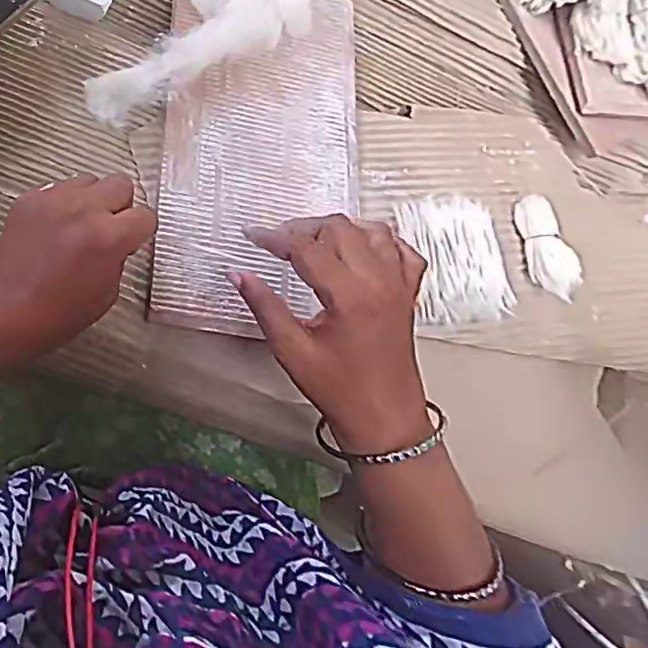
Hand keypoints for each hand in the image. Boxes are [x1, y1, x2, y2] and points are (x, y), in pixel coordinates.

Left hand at [0, 174, 154, 355]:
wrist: (3, 311)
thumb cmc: (56, 314)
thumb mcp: (107, 294)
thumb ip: (119, 258)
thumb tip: (120, 241)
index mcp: (106, 237)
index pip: (145, 215)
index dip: (139, 232)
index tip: (131, 241)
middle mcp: (82, 209)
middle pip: (120, 184)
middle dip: (119, 206)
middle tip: (107, 229)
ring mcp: (52, 200)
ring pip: (88, 180)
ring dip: (90, 200)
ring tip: (78, 227)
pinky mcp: (28, 199)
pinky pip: (57, 189)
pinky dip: (61, 204)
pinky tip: (52, 229)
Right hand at [231, 215, 429, 453]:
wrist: (385, 419)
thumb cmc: (341, 390)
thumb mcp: (290, 349)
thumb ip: (264, 305)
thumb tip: (240, 275)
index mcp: (349, 297)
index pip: (305, 247)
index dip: (274, 237)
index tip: (254, 236)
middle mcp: (379, 284)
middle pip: (339, 228)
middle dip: (302, 228)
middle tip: (278, 240)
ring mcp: (398, 286)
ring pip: (371, 230)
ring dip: (338, 229)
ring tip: (312, 241)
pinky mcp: (408, 294)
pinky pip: (401, 250)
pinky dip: (378, 240)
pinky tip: (358, 247)